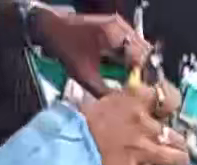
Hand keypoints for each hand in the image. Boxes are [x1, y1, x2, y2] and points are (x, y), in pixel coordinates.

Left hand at [30, 7, 147, 94]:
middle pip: (143, 51)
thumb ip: (103, 91)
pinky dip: (129, 60)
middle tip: (138, 94)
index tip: (141, 96)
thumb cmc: (67, 49)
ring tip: (132, 87)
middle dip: (142, 72)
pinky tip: (124, 75)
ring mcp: (119, 25)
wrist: (53, 28)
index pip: (141, 57)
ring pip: (138, 48)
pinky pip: (129, 45)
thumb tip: (118, 107)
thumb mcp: (84, 76)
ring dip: (136, 66)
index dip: (143, 78)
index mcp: (116, 35)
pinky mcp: (114, 28)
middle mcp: (121, 27)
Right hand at [81, 87, 189, 164]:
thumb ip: (112, 108)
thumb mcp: (96, 104)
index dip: (171, 110)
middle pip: (178, 135)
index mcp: (134, 100)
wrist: (63, 146)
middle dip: (176, 149)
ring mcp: (140, 150)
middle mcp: (144, 123)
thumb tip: (108, 110)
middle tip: (168, 160)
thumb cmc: (73, 125)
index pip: (168, 97)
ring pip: (176, 161)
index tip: (166, 118)